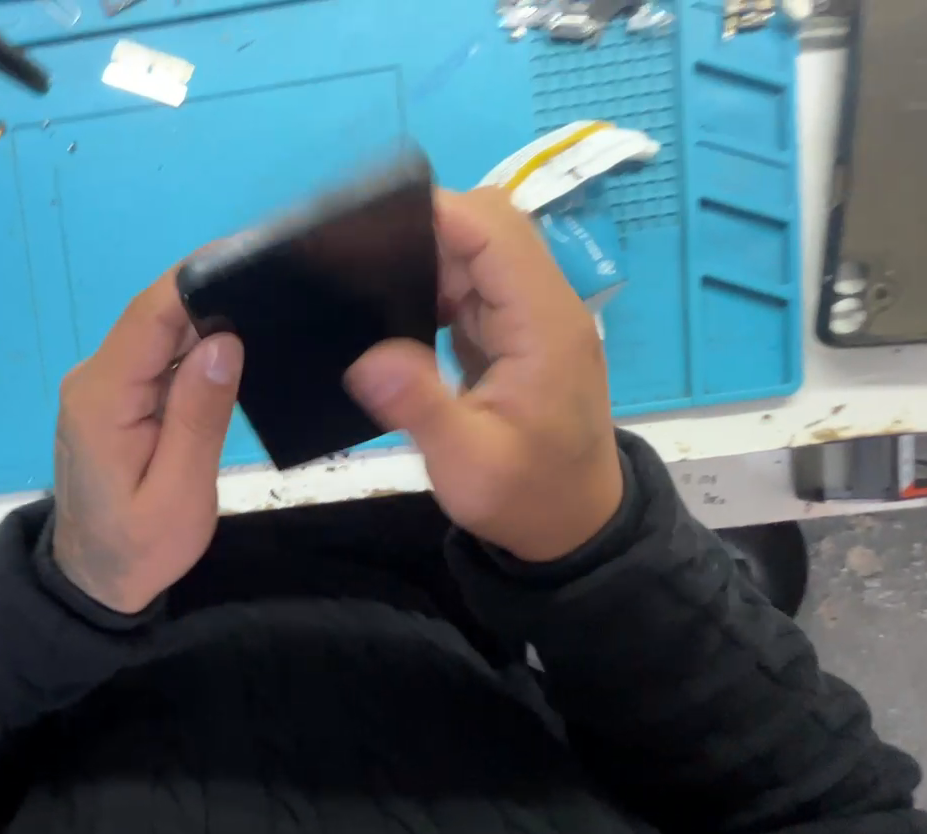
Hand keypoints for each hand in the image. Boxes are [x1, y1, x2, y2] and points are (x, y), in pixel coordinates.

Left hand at [53, 270, 243, 612]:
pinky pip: (156, 361)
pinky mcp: (114, 399)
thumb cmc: (139, 547)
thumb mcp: (178, 492)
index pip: (150, 315)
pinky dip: (193, 353)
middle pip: (155, 318)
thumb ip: (198, 417)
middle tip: (280, 290)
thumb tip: (224, 340)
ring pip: (158, 336)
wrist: (96, 579)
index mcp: (103, 397)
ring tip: (269, 315)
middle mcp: (94, 380)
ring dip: (207, 325)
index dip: (199, 279)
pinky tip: (234, 352)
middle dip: (213, 299)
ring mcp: (101, 387)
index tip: (255, 258)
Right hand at [344, 187, 622, 562]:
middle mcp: (543, 307)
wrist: (572, 526)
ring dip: (424, 260)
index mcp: (541, 325)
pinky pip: (474, 289)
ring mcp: (530, 321)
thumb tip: (368, 358)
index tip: (366, 226)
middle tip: (354, 261)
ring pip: (479, 256)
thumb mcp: (467, 463)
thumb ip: (421, 406)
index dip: (434, 214)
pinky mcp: (514, 338)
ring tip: (363, 283)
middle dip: (423, 231)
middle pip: (489, 229)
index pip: (494, 231)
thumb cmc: (524, 496)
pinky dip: (433, 288)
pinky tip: (395, 312)